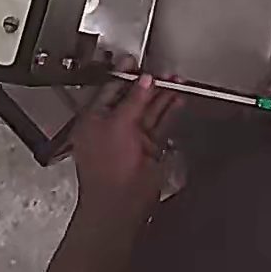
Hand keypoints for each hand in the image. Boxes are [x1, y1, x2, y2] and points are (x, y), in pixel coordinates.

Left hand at [39, 74, 182, 271]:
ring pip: (147, 111)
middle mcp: (110, 128)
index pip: (109, 89)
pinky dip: (168, 111)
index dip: (124, 74)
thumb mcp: (119, 127)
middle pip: (130, 98)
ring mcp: (129, 140)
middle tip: (163, 70)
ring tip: (177, 80)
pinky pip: (158, 125)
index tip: (136, 61)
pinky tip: (177, 100)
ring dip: (162, 96)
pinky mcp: (147, 151)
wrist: (120, 210)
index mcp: (93, 120)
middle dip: (148, 84)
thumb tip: (144, 81)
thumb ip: (133, 102)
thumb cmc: (109, 174)